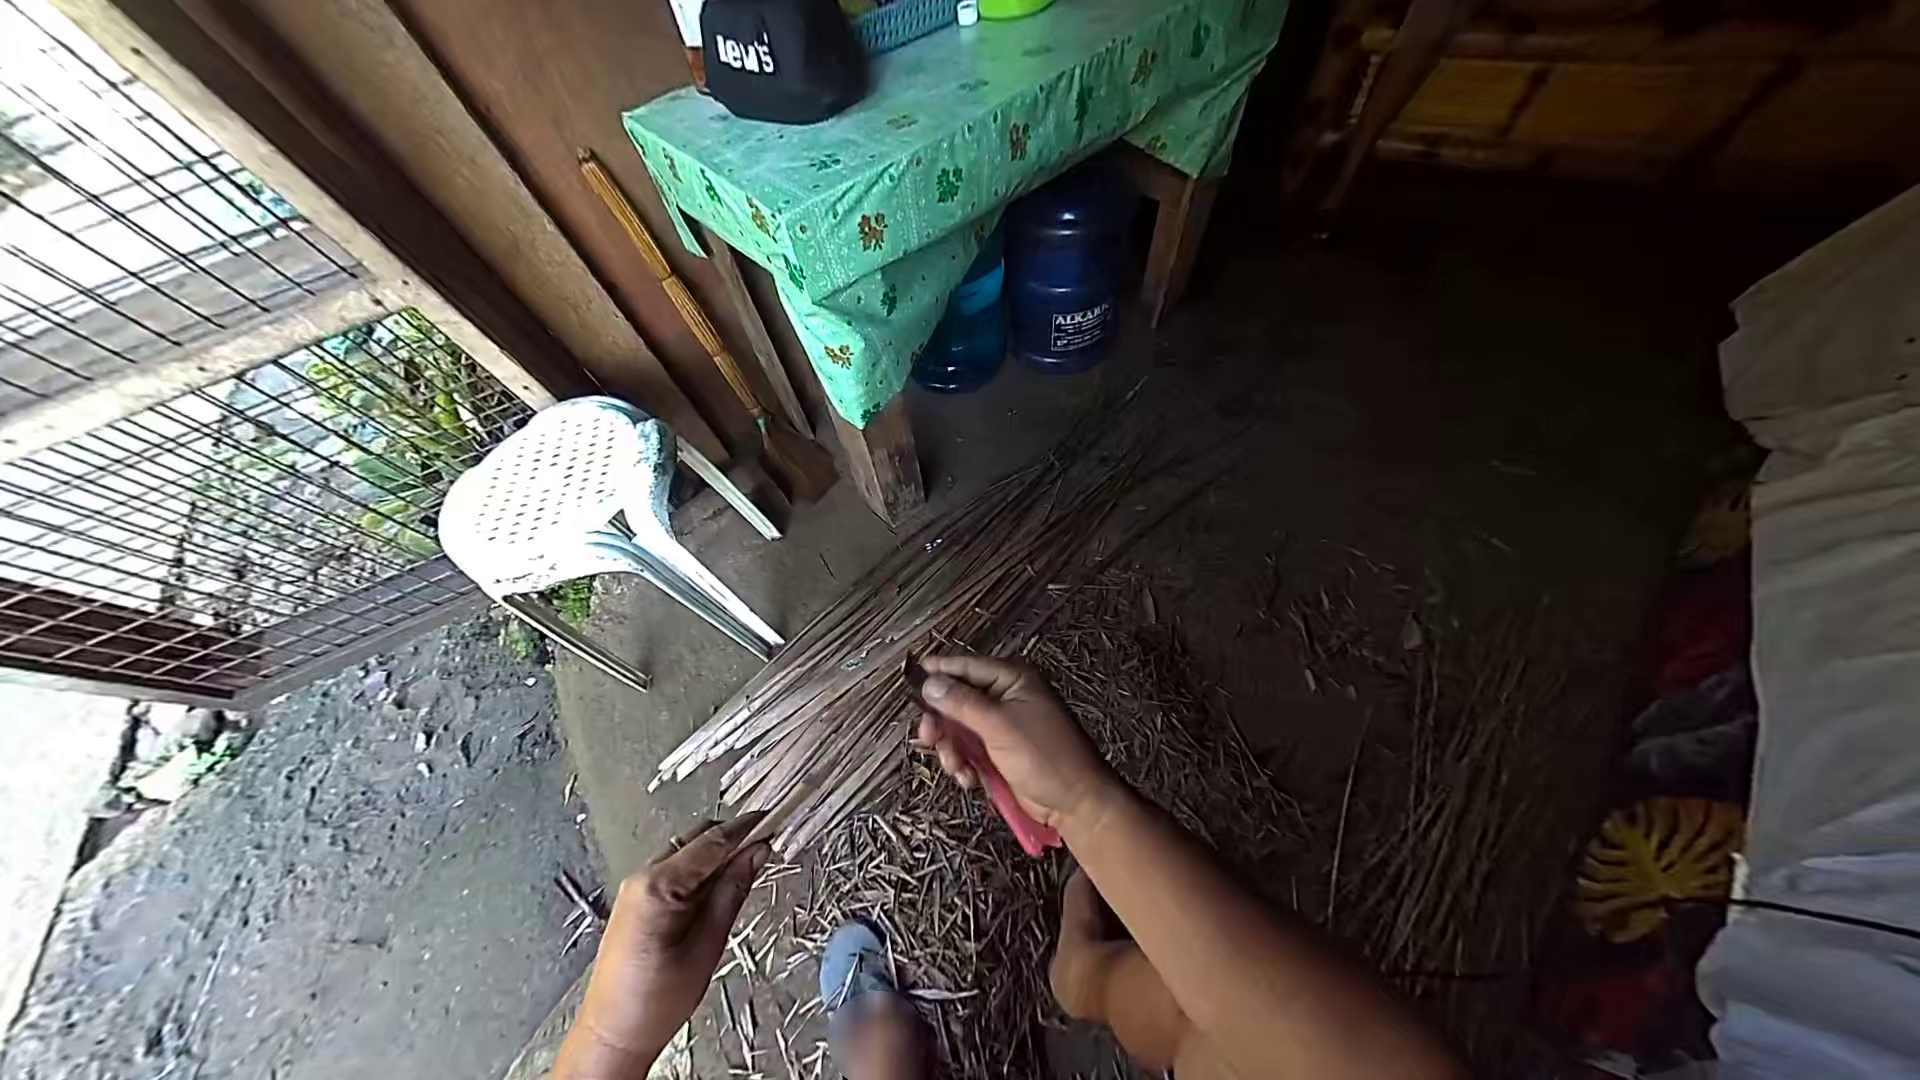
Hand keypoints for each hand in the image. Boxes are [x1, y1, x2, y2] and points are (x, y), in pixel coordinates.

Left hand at [555, 815, 769, 1079]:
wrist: (610, 1039)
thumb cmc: (657, 1002)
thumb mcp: (707, 945)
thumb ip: (733, 890)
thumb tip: (758, 851)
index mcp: (658, 886)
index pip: (712, 841)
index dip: (746, 828)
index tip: (773, 820)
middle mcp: (642, 877)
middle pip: (697, 837)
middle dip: (732, 838)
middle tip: (764, 847)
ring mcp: (636, 886)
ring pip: (687, 849)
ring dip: (717, 852)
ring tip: (747, 866)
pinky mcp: (636, 898)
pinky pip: (676, 867)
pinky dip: (701, 868)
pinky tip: (719, 884)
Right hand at [913, 654, 1119, 831]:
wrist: (1075, 803)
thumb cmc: (1046, 756)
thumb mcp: (999, 726)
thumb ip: (961, 703)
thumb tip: (930, 683)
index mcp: (1012, 680)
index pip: (968, 667)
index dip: (940, 672)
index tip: (913, 677)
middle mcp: (1005, 699)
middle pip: (957, 700)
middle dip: (942, 721)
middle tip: (929, 736)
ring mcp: (1001, 728)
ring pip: (958, 730)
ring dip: (952, 749)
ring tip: (957, 766)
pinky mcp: (998, 754)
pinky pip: (968, 752)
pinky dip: (963, 765)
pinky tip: (970, 778)